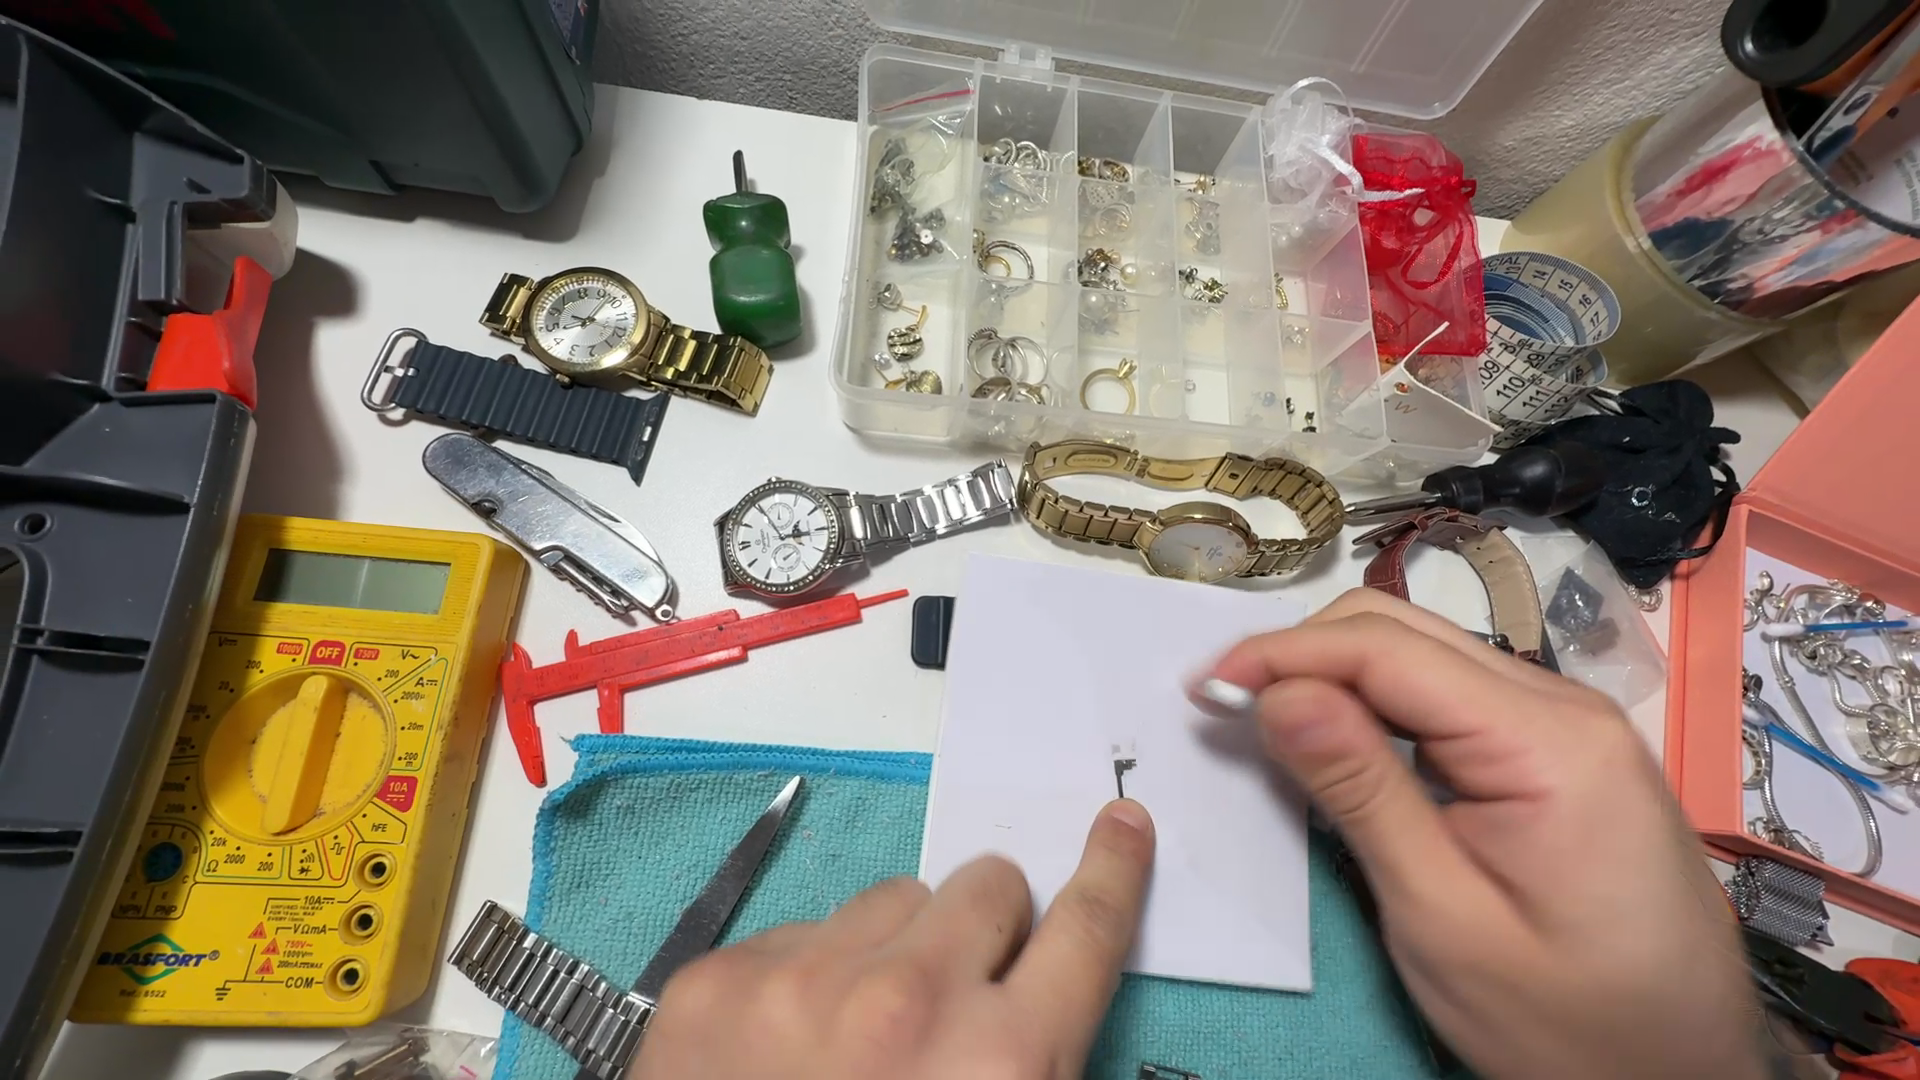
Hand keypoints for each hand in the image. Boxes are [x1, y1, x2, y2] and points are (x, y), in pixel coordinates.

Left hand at [630, 800, 1154, 1078]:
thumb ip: (1037, 1062)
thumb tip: (1043, 1004)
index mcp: (1000, 1069)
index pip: (1084, 932)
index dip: (1112, 871)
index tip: (1122, 821)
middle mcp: (908, 1003)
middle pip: (989, 885)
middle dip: (988, 929)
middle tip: (959, 991)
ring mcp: (802, 980)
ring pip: (896, 896)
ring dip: (900, 946)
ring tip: (864, 1031)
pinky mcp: (721, 978)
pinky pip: (805, 928)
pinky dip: (813, 973)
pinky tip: (784, 1049)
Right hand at [1192, 589, 1765, 1079]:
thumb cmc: (1564, 1023)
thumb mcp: (1441, 917)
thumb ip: (1359, 791)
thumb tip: (1276, 693)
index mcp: (1545, 741)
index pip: (1383, 650)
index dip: (1282, 654)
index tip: (1206, 688)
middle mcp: (1556, 703)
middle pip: (1396, 629)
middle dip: (1297, 654)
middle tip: (1228, 707)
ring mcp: (1554, 718)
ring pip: (1409, 648)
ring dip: (1325, 671)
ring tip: (1264, 717)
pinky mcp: (1541, 742)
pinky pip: (1432, 687)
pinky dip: (1363, 697)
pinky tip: (1331, 732)